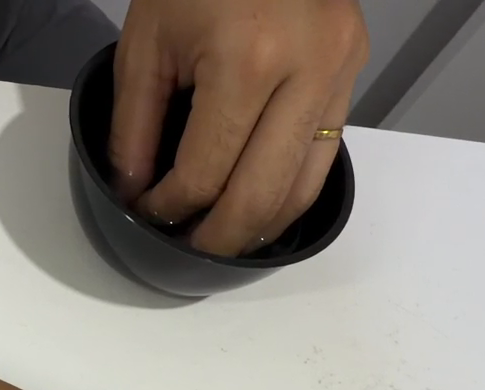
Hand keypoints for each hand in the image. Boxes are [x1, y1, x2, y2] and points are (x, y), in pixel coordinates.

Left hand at [110, 0, 367, 255]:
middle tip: (184, 248)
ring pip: (300, 190)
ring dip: (255, 230)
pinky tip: (255, 209)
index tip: (146, 211)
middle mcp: (308, 67)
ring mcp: (340, 69)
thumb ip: (131, 130)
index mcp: (249, 59)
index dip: (166, 209)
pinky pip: (323, 160)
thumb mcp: (144, 45)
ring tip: (218, 240)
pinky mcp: (353, 71)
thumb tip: (133, 194)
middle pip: (258, 197)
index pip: (203, 177)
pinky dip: (286, 197)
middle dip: (214, 239)